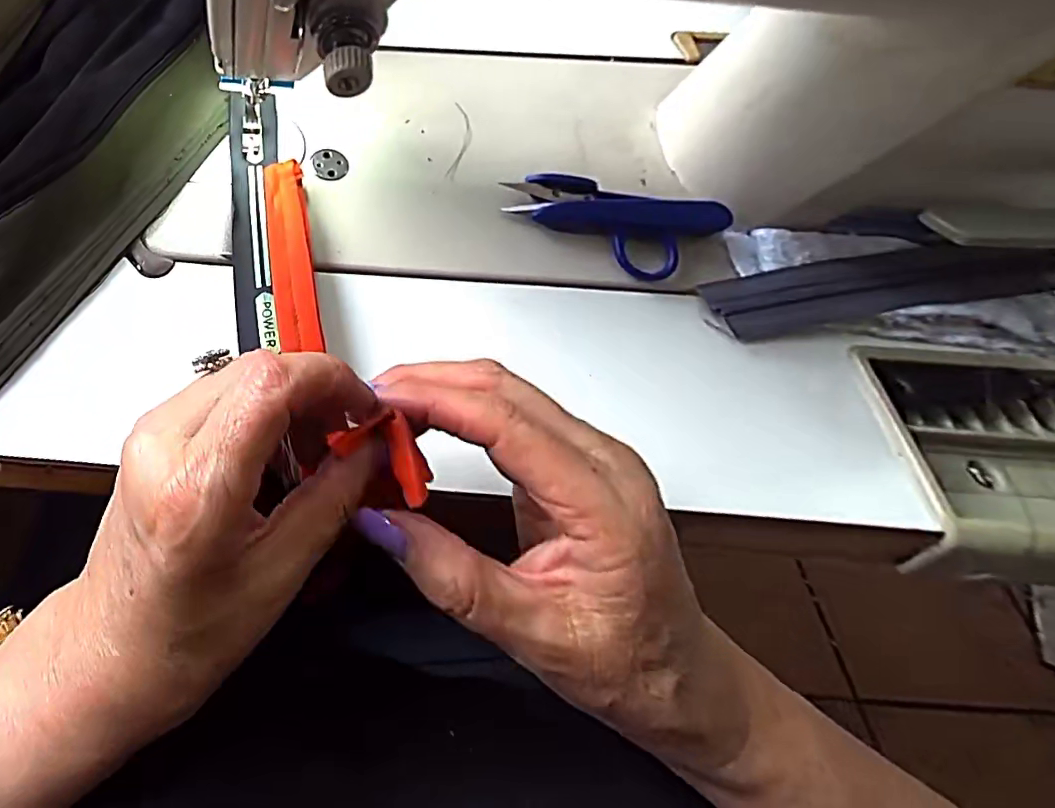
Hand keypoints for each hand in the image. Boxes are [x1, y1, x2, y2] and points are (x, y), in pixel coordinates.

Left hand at [0, 350, 381, 805]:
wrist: (113, 649)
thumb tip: (371, 449)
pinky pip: (224, 390)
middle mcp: (161, 443)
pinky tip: (280, 449)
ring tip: (313, 448)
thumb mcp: (279, 573)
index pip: (269, 382)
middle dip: (316, 388)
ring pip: (244, 372)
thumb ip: (335, 498)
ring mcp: (151, 431)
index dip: (330, 379)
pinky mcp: (154, 429)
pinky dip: (266, 407)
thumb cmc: (179, 633)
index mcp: (194, 486)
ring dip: (292, 398)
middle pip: (259, 367)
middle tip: (345, 427)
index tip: (362, 404)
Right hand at [366, 360, 748, 767]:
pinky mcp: (575, 456)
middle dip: (431, 381)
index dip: (437, 399)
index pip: (506, 421)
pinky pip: (512, 409)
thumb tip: (384, 523)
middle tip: (373, 400)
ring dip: (443, 387)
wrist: (681, 674)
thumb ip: (451, 576)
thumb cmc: (632, 663)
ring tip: (389, 407)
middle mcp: (603, 460)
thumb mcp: (531, 635)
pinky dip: (461, 404)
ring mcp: (592, 452)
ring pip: (506, 389)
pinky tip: (429, 417)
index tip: (385, 400)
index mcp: (603, 500)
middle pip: (504, 387)